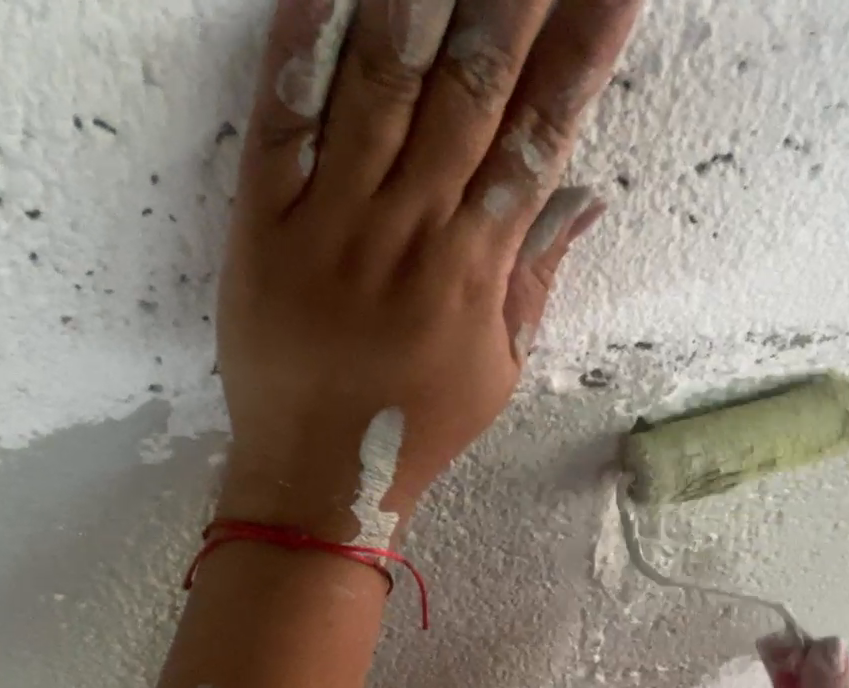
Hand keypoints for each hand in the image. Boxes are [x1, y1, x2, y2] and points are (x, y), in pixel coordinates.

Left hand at [215, 0, 640, 542]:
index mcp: (475, 266)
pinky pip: (285, 124)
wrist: (315, 479)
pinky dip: (302, 46)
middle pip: (470, 88)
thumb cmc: (411, 431)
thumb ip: (537, 276)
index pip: (542, 134)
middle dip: (511, 0)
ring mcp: (332, 224)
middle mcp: (410, 230)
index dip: (583, 52)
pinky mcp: (262, 230)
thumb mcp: (497, 369)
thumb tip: (586, 194)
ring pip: (381, 85)